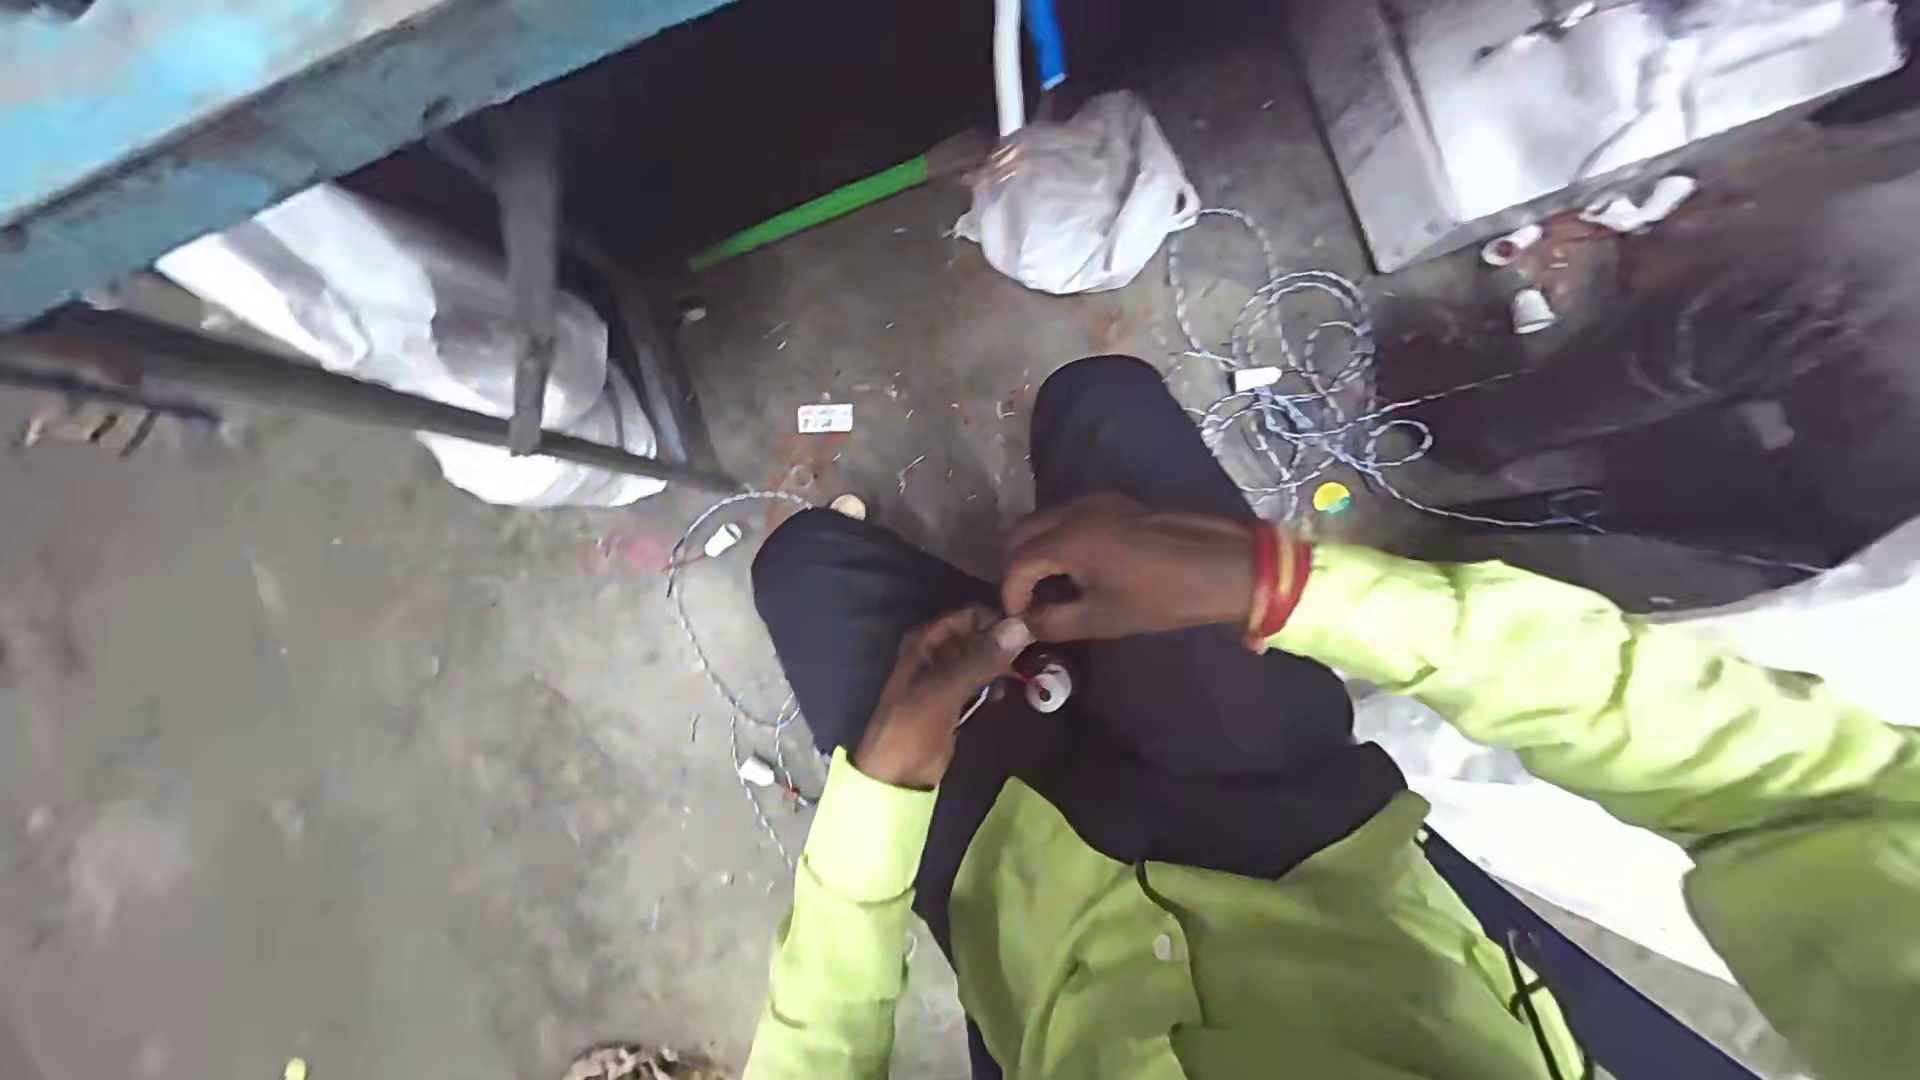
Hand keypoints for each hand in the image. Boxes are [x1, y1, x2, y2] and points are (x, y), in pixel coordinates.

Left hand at [853, 606, 1033, 789]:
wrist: (897, 776)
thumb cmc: (911, 726)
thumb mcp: (944, 689)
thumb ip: (981, 658)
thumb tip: (1020, 628)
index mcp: (926, 640)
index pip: (970, 614)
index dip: (997, 621)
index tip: (1025, 636)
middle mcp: (938, 650)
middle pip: (980, 634)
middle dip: (1004, 643)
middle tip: (1031, 657)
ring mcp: (949, 675)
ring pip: (984, 657)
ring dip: (1003, 663)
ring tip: (1026, 672)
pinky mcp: (959, 698)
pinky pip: (983, 680)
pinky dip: (996, 683)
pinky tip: (1009, 689)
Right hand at [1000, 494, 1255, 640]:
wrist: (1223, 566)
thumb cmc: (1162, 597)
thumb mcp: (1102, 618)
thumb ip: (1051, 622)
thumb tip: (1018, 627)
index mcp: (1069, 539)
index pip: (1017, 563)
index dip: (1010, 594)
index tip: (1018, 619)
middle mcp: (1075, 511)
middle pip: (1022, 534)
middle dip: (1016, 568)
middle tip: (1026, 601)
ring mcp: (1096, 501)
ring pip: (1044, 521)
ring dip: (1035, 551)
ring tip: (1047, 587)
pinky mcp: (1115, 502)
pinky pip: (1068, 516)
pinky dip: (1057, 538)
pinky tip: (1075, 566)